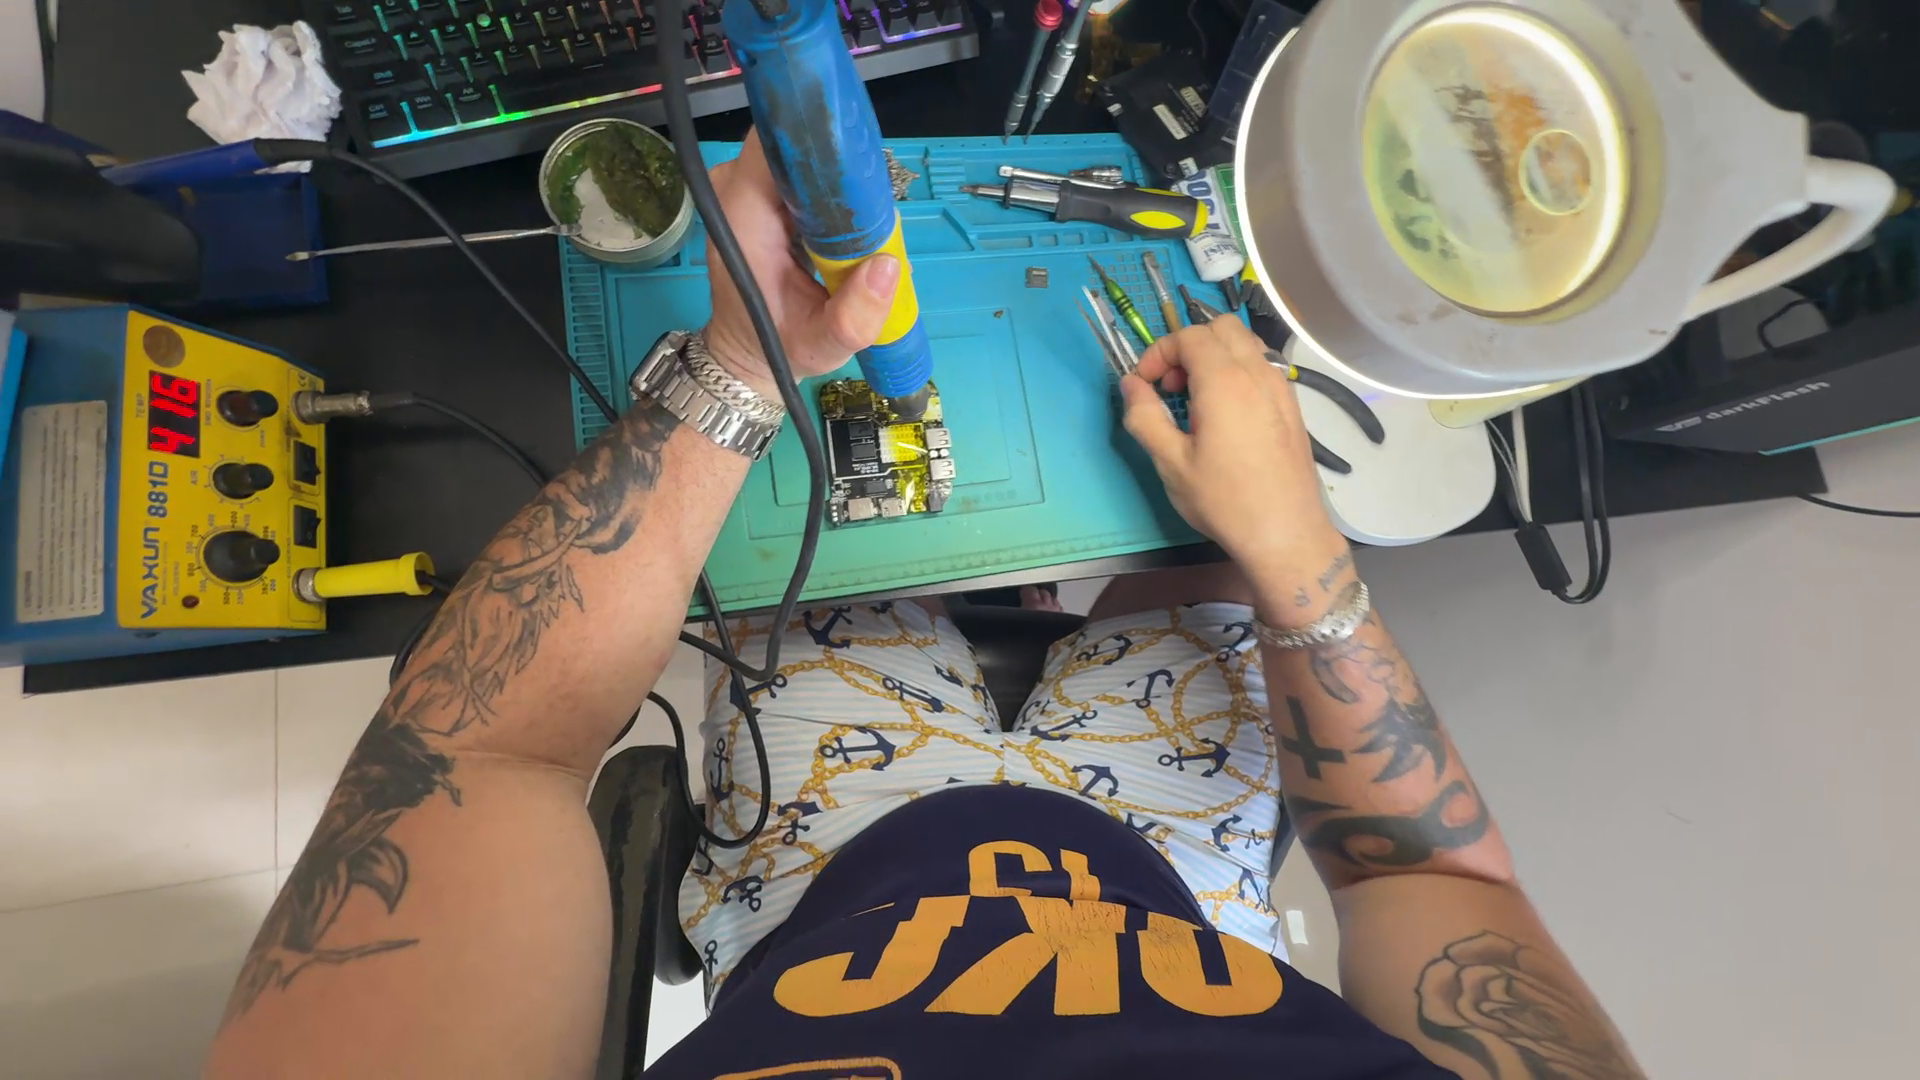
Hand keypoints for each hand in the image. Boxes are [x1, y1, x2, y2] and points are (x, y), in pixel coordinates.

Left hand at [700, 129, 901, 397]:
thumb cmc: (778, 348)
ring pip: (799, 159)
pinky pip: (796, 176)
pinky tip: (844, 227)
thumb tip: (889, 266)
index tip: (862, 173)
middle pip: (793, 146)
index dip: (823, 145)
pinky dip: (825, 195)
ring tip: (862, 225)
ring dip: (836, 186)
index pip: (779, 142)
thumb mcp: (822, 346)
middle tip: (872, 212)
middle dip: (839, 171)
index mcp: (742, 215)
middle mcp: (735, 191)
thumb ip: (855, 316)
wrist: (747, 356)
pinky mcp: (756, 198)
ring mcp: (743, 191)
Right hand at [1119, 317, 1351, 621]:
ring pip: (1245, 344)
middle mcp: (1257, 374)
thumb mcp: (1170, 462)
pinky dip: (1235, 372)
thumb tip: (1131, 385)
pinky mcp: (1291, 406)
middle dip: (1188, 346)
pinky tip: (1223, 415)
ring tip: (1195, 401)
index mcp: (1225, 382)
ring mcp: (1280, 388)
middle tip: (1171, 387)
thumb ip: (1145, 416)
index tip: (1144, 385)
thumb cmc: (1223, 499)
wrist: (1284, 532)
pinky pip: (1260, 368)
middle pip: (1221, 328)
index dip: (1159, 352)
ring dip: (1213, 357)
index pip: (1189, 336)